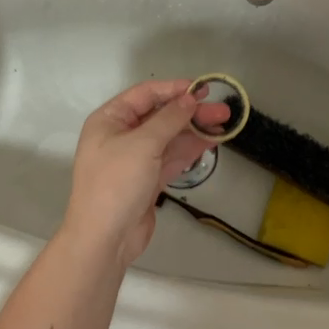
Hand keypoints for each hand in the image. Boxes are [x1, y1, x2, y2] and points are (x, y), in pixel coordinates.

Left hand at [63, 80, 230, 265]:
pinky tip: (210, 143)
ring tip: (224, 126)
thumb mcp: (143, 145)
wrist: (104, 239)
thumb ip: (169, 119)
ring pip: (169, 137)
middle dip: (190, 112)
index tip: (204, 89)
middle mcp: (121, 135)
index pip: (146, 94)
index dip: (175, 89)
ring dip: (194, 131)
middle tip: (222, 112)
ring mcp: (135, 158)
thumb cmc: (117, 183)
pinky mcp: (147, 179)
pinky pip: (170, 157)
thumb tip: (190, 98)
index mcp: (110, 119)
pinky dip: (189, 149)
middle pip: (160, 116)